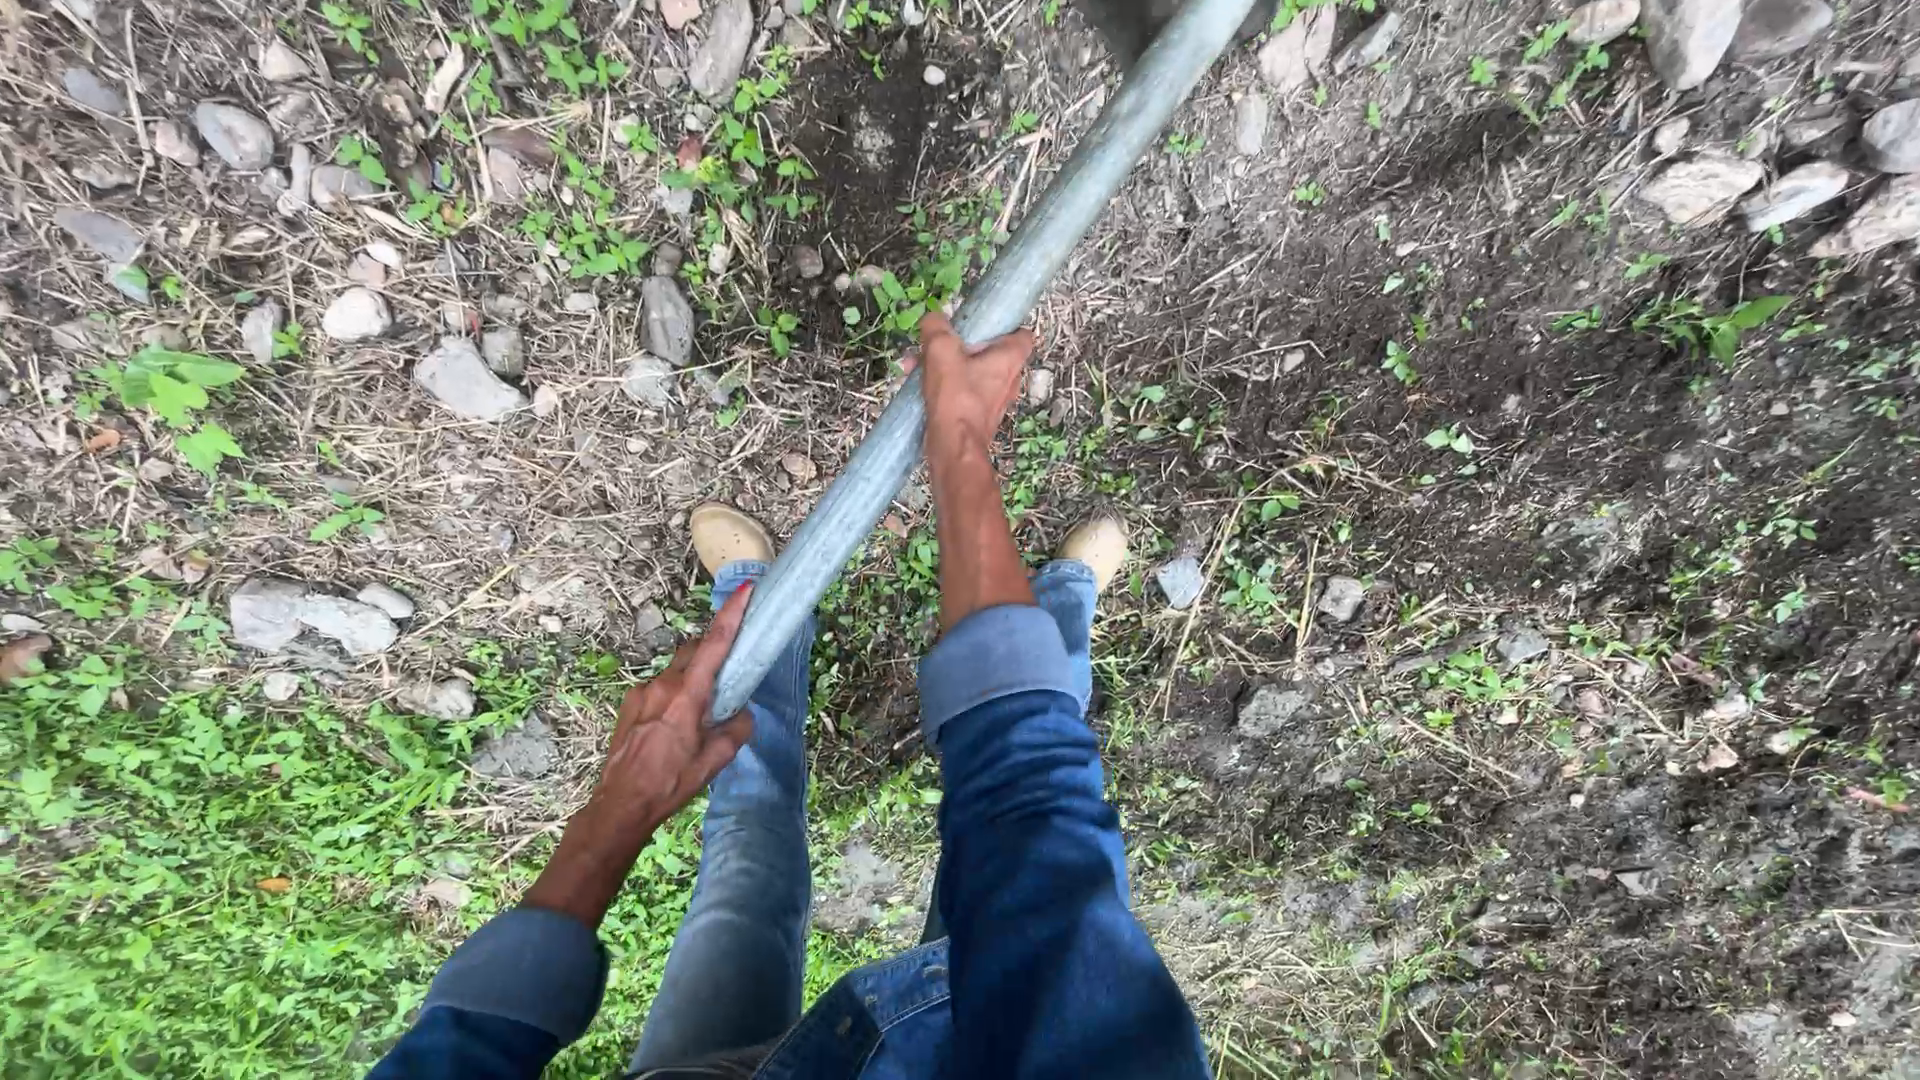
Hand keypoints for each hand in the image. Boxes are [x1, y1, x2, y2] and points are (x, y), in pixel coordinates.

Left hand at [591, 585, 755, 827]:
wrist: (621, 805)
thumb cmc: (672, 783)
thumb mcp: (716, 760)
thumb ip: (737, 729)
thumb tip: (742, 713)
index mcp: (687, 696)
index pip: (715, 644)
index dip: (731, 614)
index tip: (745, 590)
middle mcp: (662, 685)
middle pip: (693, 650)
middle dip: (712, 650)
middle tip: (728, 670)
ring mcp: (641, 692)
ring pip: (676, 670)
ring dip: (692, 679)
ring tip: (698, 712)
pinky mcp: (629, 703)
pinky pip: (659, 687)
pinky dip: (673, 695)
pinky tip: (673, 725)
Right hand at [912, 312, 1035, 456]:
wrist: (954, 447)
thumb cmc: (955, 397)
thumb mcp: (941, 351)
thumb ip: (936, 327)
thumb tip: (933, 318)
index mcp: (1010, 359)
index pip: (1022, 335)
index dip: (1003, 326)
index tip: (979, 325)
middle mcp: (1009, 380)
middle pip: (989, 352)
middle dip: (958, 346)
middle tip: (936, 346)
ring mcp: (995, 401)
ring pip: (972, 373)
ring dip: (946, 366)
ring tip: (916, 367)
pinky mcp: (979, 416)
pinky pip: (964, 392)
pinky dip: (946, 387)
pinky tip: (919, 386)